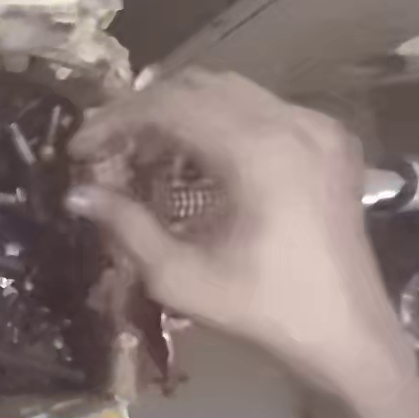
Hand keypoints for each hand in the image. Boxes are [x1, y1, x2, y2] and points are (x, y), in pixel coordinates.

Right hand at [67, 68, 408, 397]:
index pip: (169, 107)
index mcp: (258, 153)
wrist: (343, 331)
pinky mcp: (326, 139)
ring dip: (174, 111)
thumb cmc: (258, 309)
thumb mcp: (178, 276)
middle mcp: (292, 123)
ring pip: (227, 89)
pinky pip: (257, 106)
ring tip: (139, 149)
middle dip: (139, 111)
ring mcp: (316, 126)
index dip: (114, 121)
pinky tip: (188, 154)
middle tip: (104, 146)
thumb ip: (125, 225)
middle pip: (196, 85)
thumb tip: (76, 194)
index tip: (79, 148)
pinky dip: (211, 119)